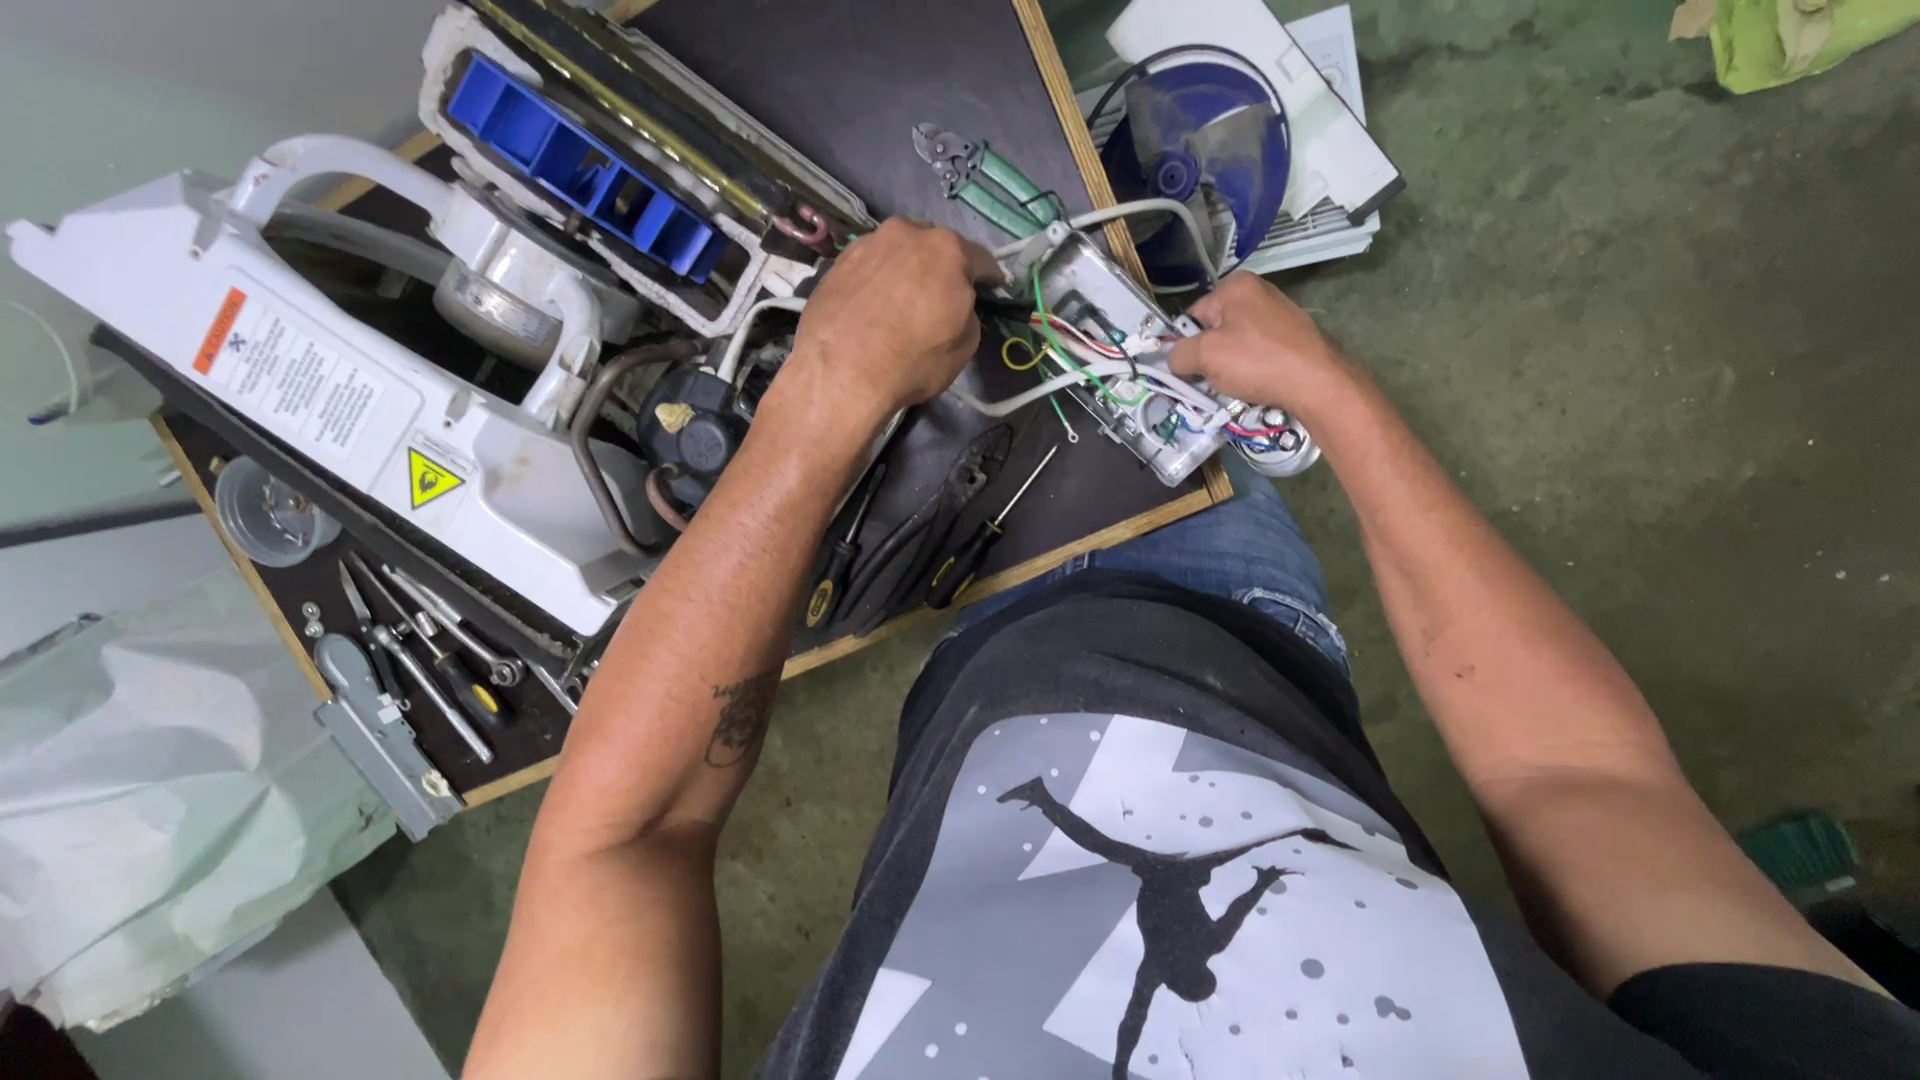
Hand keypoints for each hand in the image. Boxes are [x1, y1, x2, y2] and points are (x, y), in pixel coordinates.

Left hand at [779, 218, 999, 423]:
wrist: (841, 372)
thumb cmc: (913, 360)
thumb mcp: (964, 345)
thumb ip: (968, 314)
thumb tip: (957, 307)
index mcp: (947, 249)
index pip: (981, 259)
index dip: (989, 278)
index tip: (991, 291)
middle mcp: (907, 233)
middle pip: (935, 246)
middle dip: (942, 268)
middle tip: (940, 296)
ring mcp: (868, 243)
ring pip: (898, 251)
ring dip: (906, 269)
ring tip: (901, 300)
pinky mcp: (837, 262)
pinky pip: (869, 266)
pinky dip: (877, 279)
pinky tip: (872, 304)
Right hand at [1167, 271, 1358, 423]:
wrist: (1317, 382)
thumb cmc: (1257, 361)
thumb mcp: (1204, 356)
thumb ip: (1177, 354)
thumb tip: (1174, 360)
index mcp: (1235, 286)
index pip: (1192, 316)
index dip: (1185, 345)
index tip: (1189, 369)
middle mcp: (1258, 291)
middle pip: (1214, 330)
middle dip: (1208, 357)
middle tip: (1212, 380)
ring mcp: (1278, 313)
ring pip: (1234, 344)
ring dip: (1228, 367)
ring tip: (1235, 385)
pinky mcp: (1292, 336)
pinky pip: (1257, 352)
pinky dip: (1250, 369)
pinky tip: (1255, 384)